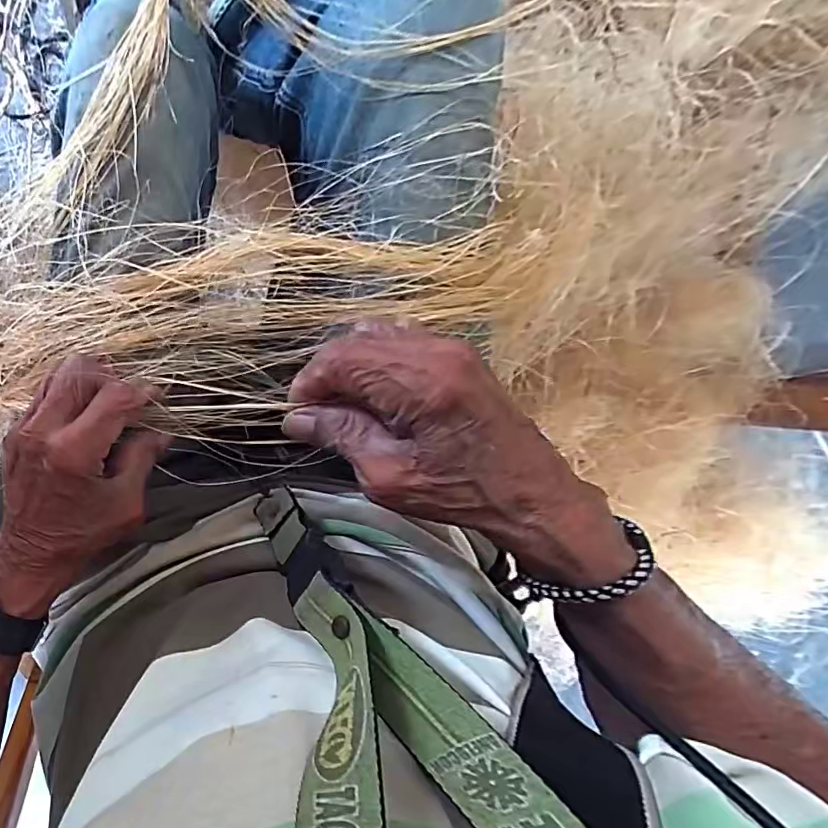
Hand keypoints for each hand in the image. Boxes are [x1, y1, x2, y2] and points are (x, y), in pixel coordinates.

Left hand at [0, 356, 170, 617]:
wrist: (31, 554)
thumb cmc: (79, 536)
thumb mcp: (124, 504)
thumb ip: (142, 459)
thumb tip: (159, 431)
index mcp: (73, 452)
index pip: (113, 397)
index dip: (141, 392)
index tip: (155, 397)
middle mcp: (43, 433)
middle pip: (80, 373)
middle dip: (112, 376)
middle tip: (129, 392)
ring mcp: (23, 430)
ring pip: (56, 376)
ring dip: (86, 377)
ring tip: (107, 392)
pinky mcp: (13, 434)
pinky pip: (42, 394)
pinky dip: (65, 391)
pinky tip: (82, 407)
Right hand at [281, 319, 632, 585]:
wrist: (530, 493)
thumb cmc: (459, 492)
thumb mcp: (387, 475)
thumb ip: (342, 436)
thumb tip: (298, 419)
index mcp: (421, 383)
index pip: (341, 358)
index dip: (309, 384)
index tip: (299, 417)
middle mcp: (437, 352)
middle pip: (354, 340)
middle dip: (323, 374)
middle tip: (315, 414)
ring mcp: (451, 348)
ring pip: (374, 334)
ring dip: (346, 366)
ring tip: (341, 405)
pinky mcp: (457, 355)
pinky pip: (398, 340)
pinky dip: (371, 361)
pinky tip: (369, 394)